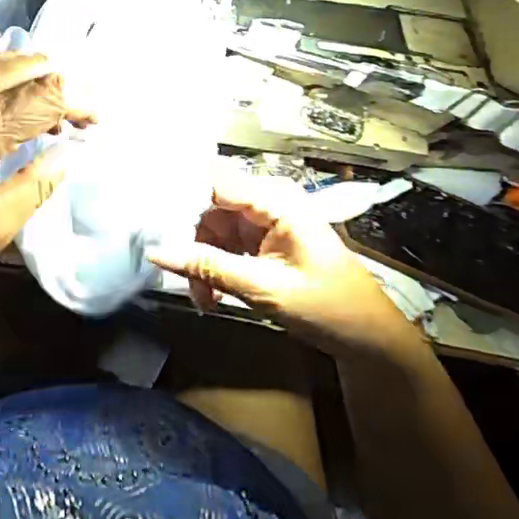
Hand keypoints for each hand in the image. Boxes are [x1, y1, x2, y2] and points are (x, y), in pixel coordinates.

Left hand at [0, 51, 93, 299]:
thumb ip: (38, 187)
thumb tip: (70, 154)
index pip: (51, 92)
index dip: (83, 104)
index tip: (96, 125)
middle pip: (33, 62)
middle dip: (62, 89)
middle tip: (72, 126)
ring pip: (6, 58)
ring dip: (33, 82)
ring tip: (43, 123)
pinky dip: (5, 81)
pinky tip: (5, 114)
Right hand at [146, 174, 420, 352]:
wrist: (370, 339)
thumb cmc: (329, 307)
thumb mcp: (264, 288)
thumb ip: (208, 267)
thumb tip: (156, 252)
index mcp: (274, 200)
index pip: (213, 180)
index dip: (179, 192)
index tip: (148, 213)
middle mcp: (266, 202)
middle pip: (207, 205)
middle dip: (187, 238)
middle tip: (176, 274)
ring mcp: (263, 221)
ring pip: (210, 228)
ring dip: (199, 260)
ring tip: (201, 298)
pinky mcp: (260, 240)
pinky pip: (222, 244)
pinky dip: (212, 267)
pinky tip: (209, 294)